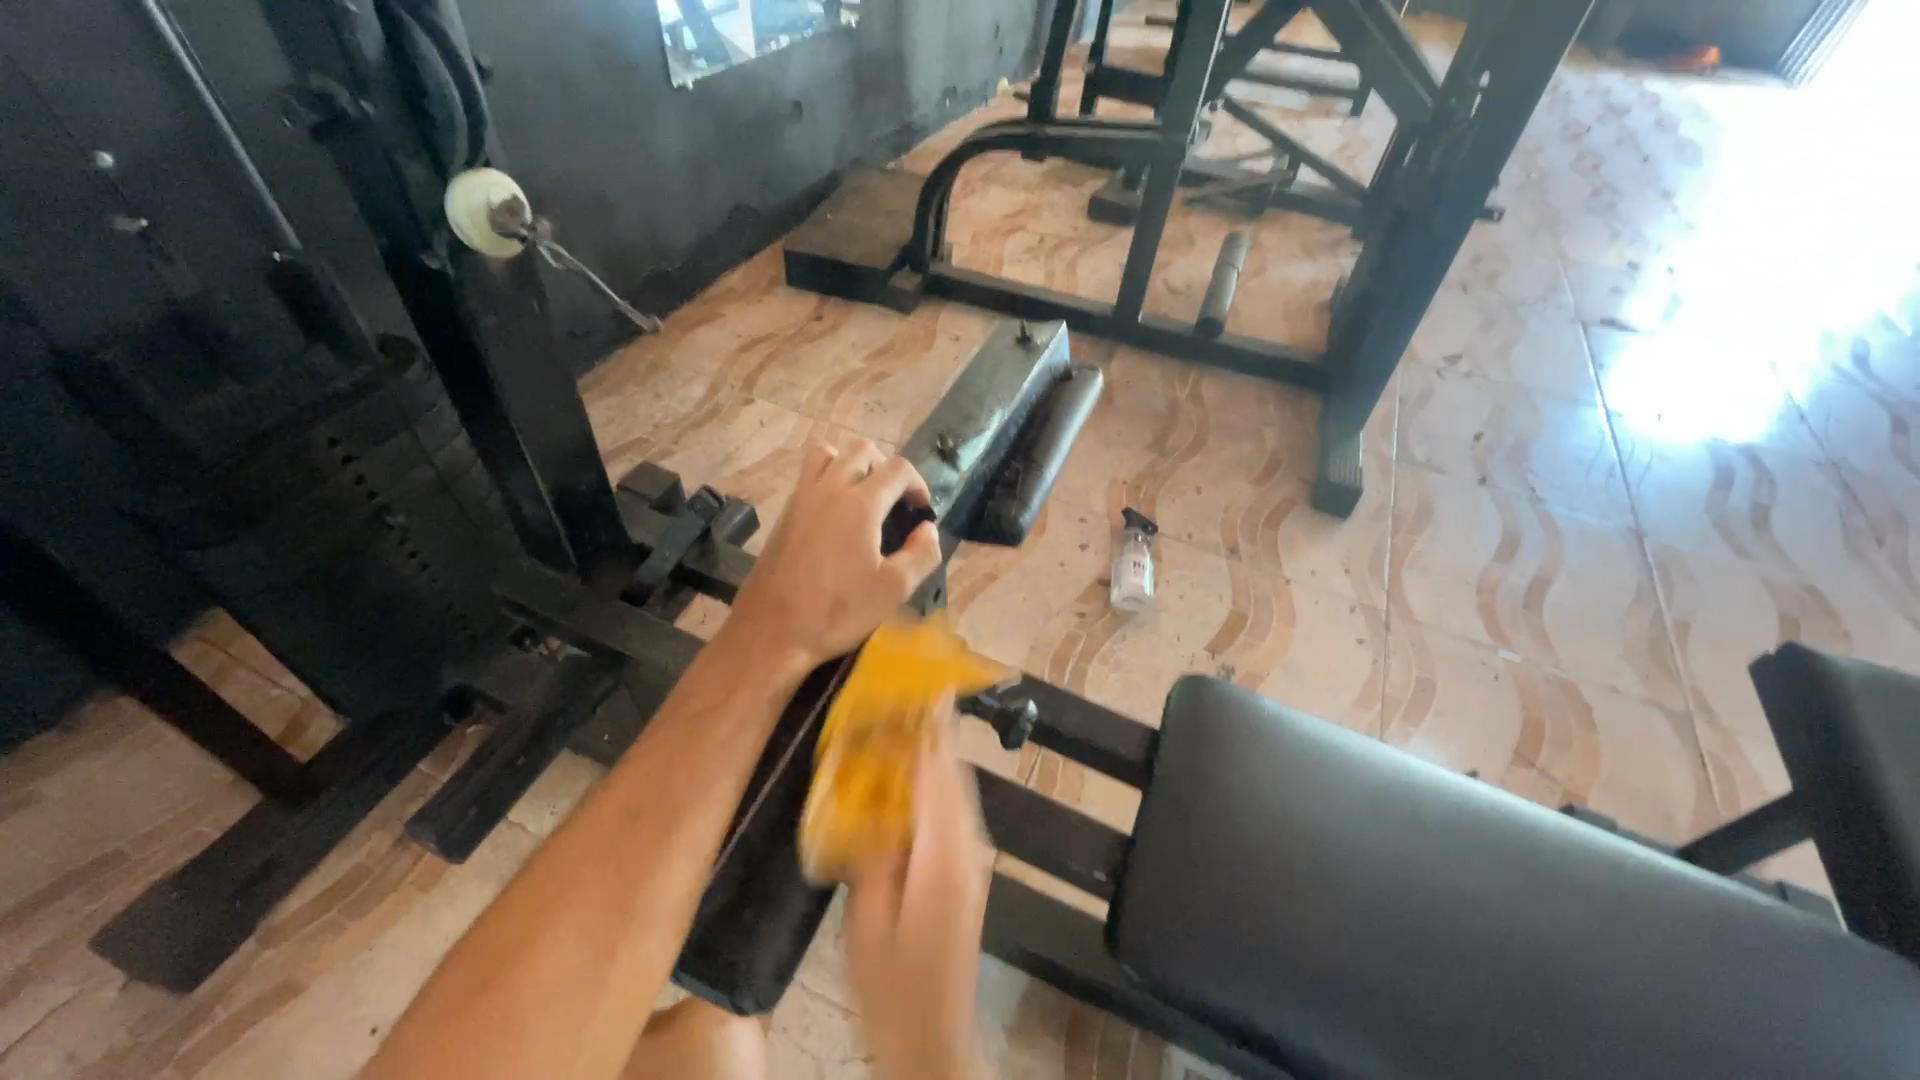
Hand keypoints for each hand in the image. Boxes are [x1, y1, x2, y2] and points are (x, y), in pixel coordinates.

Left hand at [723, 439, 942, 672]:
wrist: (772, 630)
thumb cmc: (837, 612)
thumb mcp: (893, 590)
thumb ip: (921, 554)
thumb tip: (928, 530)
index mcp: (860, 505)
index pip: (898, 468)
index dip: (918, 484)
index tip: (922, 510)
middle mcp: (829, 489)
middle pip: (863, 450)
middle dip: (886, 467)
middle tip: (894, 501)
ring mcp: (801, 497)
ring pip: (829, 453)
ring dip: (851, 464)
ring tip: (862, 496)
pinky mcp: (784, 512)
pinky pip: (808, 475)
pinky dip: (827, 478)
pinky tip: (835, 514)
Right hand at [845, 704, 993, 1079]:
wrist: (934, 1037)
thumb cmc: (892, 987)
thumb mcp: (867, 923)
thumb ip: (872, 858)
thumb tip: (873, 805)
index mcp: (942, 855)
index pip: (939, 775)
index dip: (933, 729)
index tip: (927, 688)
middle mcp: (968, 849)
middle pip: (954, 776)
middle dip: (931, 737)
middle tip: (899, 703)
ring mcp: (973, 861)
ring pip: (955, 793)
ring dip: (931, 761)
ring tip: (897, 734)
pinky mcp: (968, 874)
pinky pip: (952, 814)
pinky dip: (932, 789)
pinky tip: (902, 789)